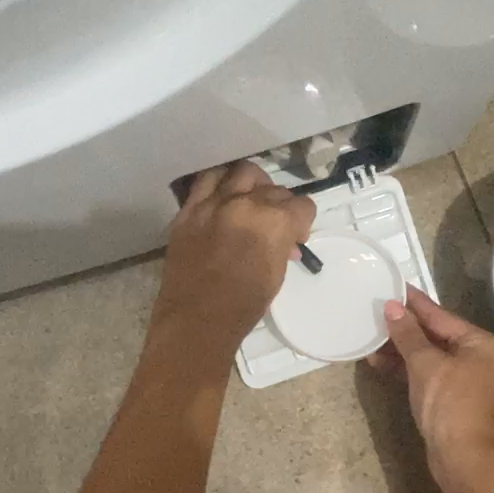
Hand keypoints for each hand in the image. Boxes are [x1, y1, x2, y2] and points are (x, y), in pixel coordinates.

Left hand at [154, 162, 315, 340]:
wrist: (197, 319)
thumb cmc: (243, 306)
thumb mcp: (276, 276)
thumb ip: (283, 248)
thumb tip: (286, 243)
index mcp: (275, 222)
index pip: (302, 206)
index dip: (303, 222)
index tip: (296, 237)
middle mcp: (247, 203)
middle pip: (275, 189)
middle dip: (281, 205)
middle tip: (275, 224)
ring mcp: (215, 203)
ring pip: (242, 172)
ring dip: (253, 182)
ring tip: (251, 198)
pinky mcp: (190, 209)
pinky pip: (206, 181)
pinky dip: (220, 184)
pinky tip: (223, 197)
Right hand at [372, 288, 493, 467]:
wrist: (461, 457)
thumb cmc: (448, 404)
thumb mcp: (424, 364)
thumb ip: (408, 334)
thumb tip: (392, 307)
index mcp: (480, 343)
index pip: (441, 316)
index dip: (415, 303)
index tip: (394, 287)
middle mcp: (478, 357)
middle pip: (436, 335)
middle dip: (404, 327)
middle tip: (376, 311)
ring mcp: (466, 379)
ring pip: (429, 356)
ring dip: (401, 349)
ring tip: (371, 338)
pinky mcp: (452, 398)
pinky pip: (427, 373)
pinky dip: (406, 369)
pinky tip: (379, 363)